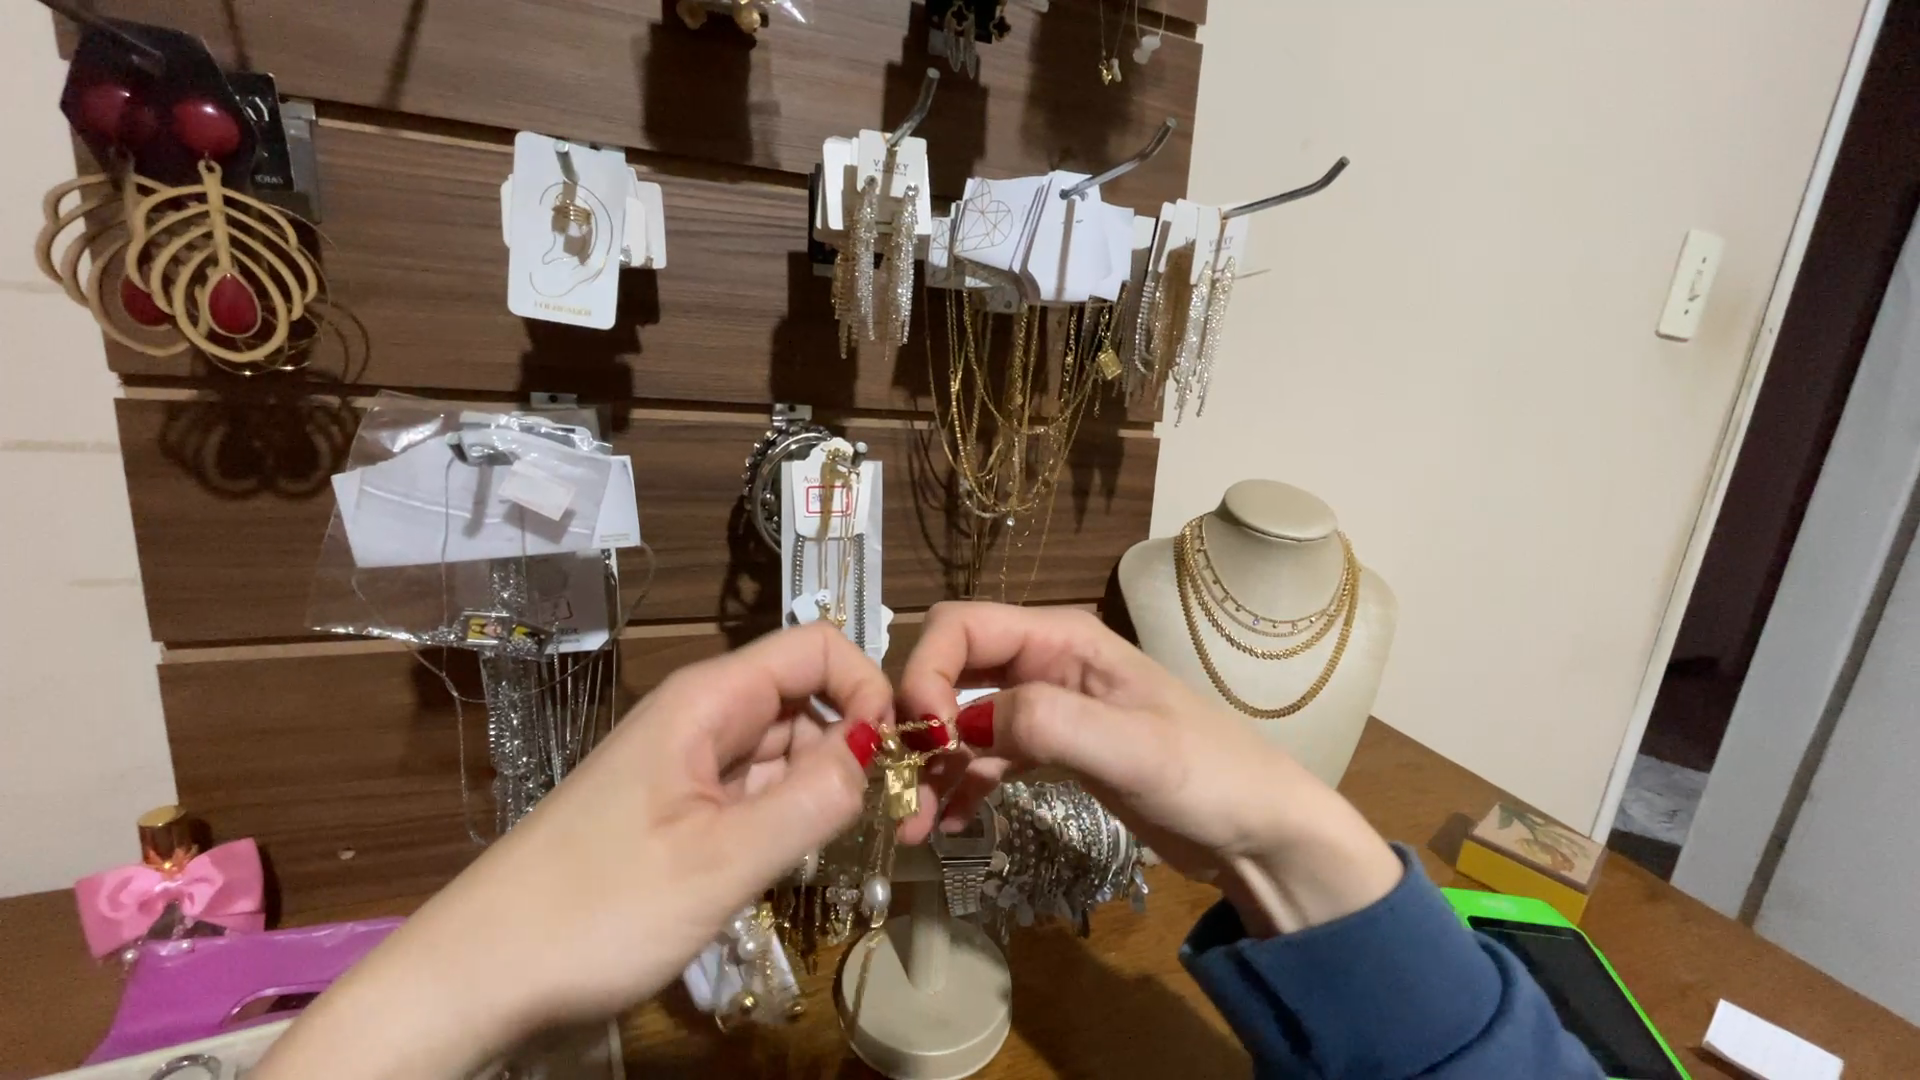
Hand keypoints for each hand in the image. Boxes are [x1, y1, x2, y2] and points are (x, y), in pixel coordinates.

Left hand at [255, 624, 893, 1079]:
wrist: (476, 980)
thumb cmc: (596, 911)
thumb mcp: (720, 861)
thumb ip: (812, 799)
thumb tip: (881, 745)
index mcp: (710, 699)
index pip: (816, 648)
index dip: (865, 686)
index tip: (895, 754)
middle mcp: (705, 716)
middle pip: (808, 699)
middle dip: (858, 744)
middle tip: (896, 818)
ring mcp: (693, 762)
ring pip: (788, 748)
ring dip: (830, 784)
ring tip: (857, 842)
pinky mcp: (685, 806)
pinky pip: (760, 789)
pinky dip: (793, 813)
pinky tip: (803, 855)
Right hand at [895, 602, 1402, 936]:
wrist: (1258, 831)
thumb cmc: (1210, 775)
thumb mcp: (1135, 749)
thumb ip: (1051, 722)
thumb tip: (966, 719)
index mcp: (1063, 638)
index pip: (963, 626)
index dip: (927, 670)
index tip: (920, 735)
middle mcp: (1045, 661)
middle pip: (954, 668)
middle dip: (920, 719)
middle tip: (903, 784)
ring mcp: (1047, 705)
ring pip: (964, 717)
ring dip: (935, 761)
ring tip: (917, 822)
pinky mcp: (1053, 747)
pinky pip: (988, 756)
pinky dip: (963, 783)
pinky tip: (951, 822)